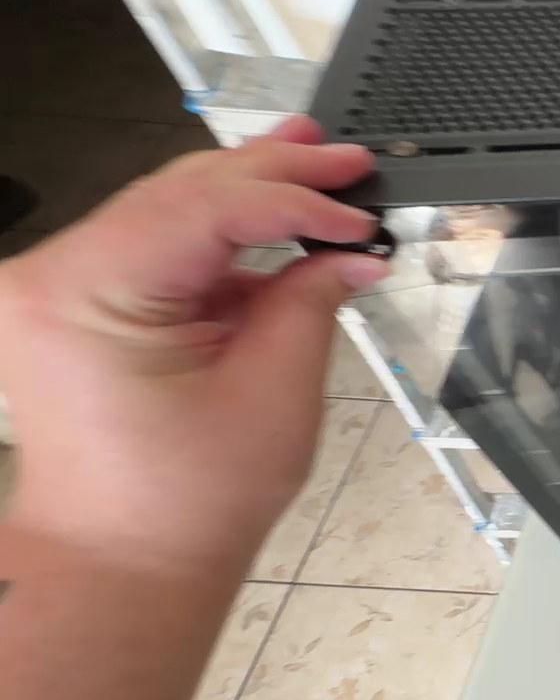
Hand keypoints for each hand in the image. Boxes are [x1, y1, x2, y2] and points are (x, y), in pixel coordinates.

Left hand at [0, 115, 386, 574]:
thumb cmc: (196, 488)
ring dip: (249, 188)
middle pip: (176, 192)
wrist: (132, 543)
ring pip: (171, 211)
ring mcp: (69, 286)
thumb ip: (309, 306)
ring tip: (311, 158)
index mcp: (88, 292)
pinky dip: (231, 234)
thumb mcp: (275, 390)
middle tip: (342, 155)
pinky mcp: (95, 304)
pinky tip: (279, 218)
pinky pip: (169, 250)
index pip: (202, 212)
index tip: (361, 218)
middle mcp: (58, 274)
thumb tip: (353, 258)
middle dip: (270, 171)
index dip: (292, 204)